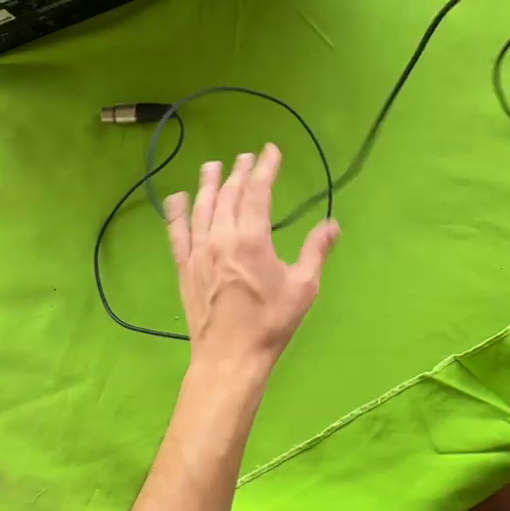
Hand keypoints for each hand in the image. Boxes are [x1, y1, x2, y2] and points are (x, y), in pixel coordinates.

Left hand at [163, 144, 340, 367]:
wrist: (229, 359)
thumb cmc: (270, 323)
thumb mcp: (303, 287)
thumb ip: (316, 251)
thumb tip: (332, 224)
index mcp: (252, 239)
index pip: (258, 191)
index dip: (265, 167)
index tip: (271, 151)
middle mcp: (221, 237)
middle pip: (229, 194)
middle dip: (239, 171)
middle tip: (246, 157)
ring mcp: (199, 252)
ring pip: (202, 207)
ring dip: (209, 183)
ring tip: (213, 166)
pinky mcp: (185, 268)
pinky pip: (177, 232)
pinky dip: (177, 212)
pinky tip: (178, 197)